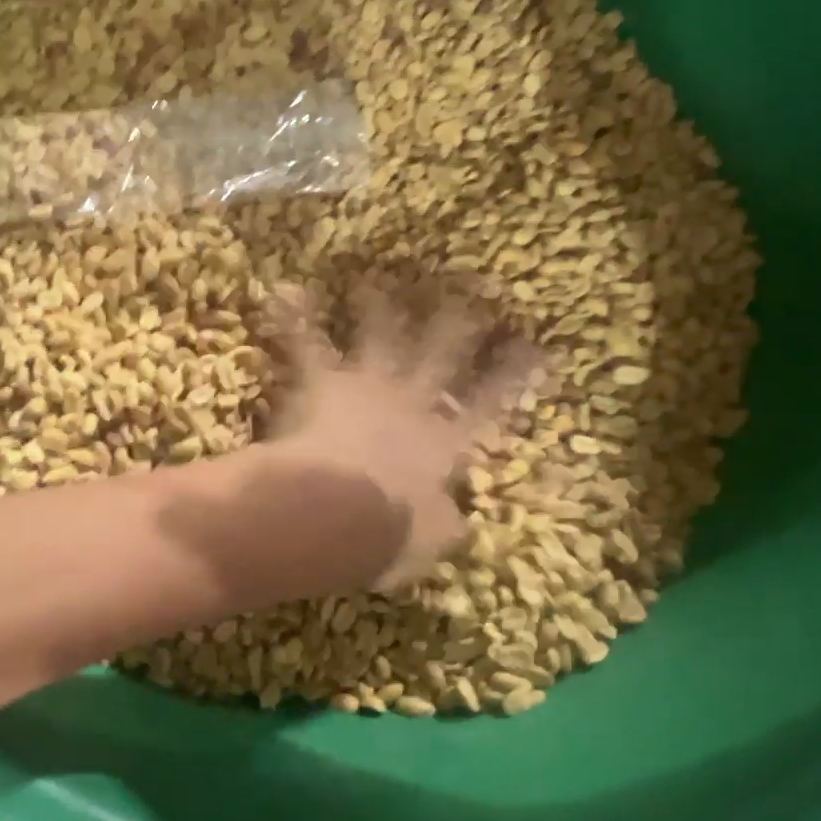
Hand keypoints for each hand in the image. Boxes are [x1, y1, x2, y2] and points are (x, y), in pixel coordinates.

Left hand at [261, 285, 538, 591]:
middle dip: (455, 324)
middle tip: (470, 289)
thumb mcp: (431, 541)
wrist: (344, 509)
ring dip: (376, 308)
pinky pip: (307, 344)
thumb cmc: (391, 534)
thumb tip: (455, 520)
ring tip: (376, 279)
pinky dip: (294, 319)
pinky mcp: (323, 383)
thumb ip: (445, 524)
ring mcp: (368, 387)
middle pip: (439, 356)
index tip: (534, 348)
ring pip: (377, 337)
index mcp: (443, 444)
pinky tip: (286, 291)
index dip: (511, 377)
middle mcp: (412, 405)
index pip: (487, 406)